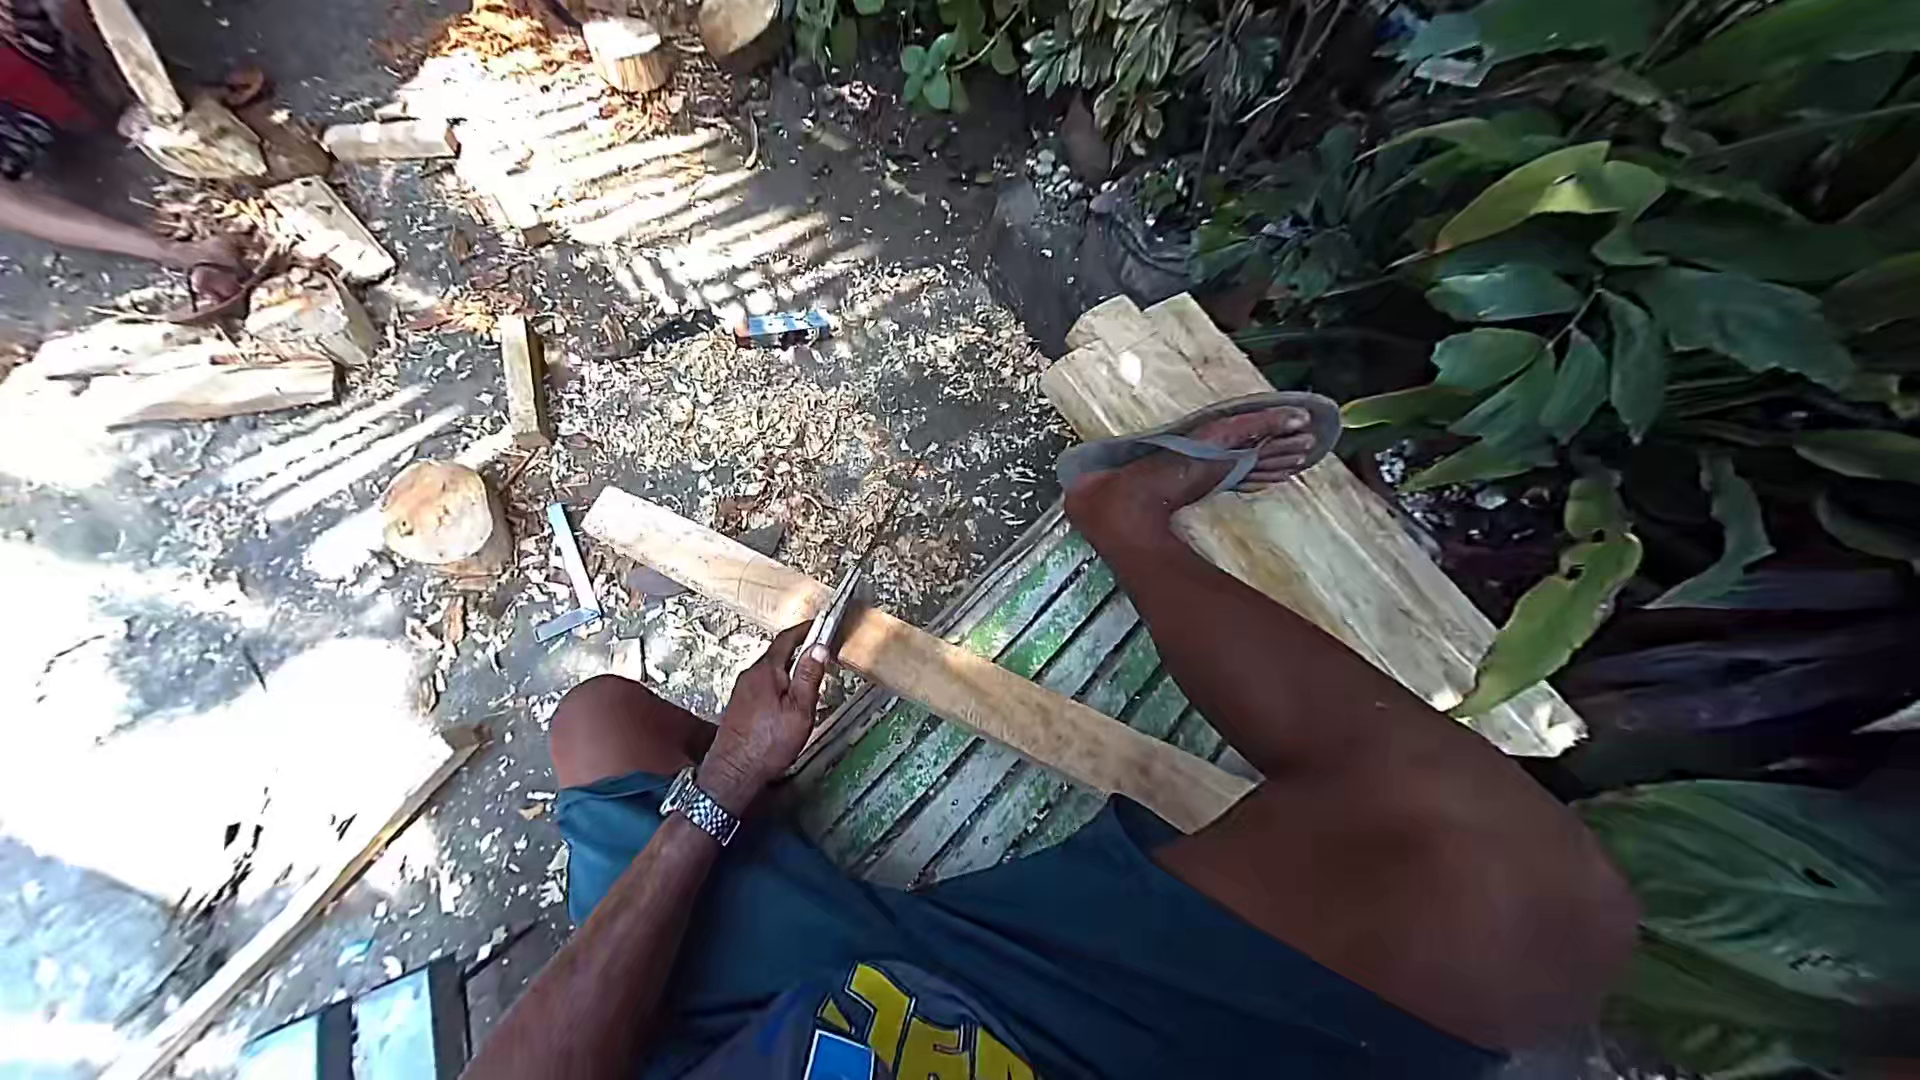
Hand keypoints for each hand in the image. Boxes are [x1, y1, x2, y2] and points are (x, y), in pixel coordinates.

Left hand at [698, 622, 833, 813]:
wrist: (734, 774)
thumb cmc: (767, 744)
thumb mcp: (799, 709)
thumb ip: (809, 676)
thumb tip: (819, 647)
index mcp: (765, 671)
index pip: (786, 639)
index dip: (805, 629)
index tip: (819, 624)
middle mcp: (750, 676)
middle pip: (777, 654)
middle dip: (799, 649)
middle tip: (819, 650)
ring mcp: (742, 691)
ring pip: (770, 670)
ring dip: (789, 667)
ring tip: (808, 675)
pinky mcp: (739, 705)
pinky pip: (763, 684)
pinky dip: (779, 682)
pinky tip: (788, 698)